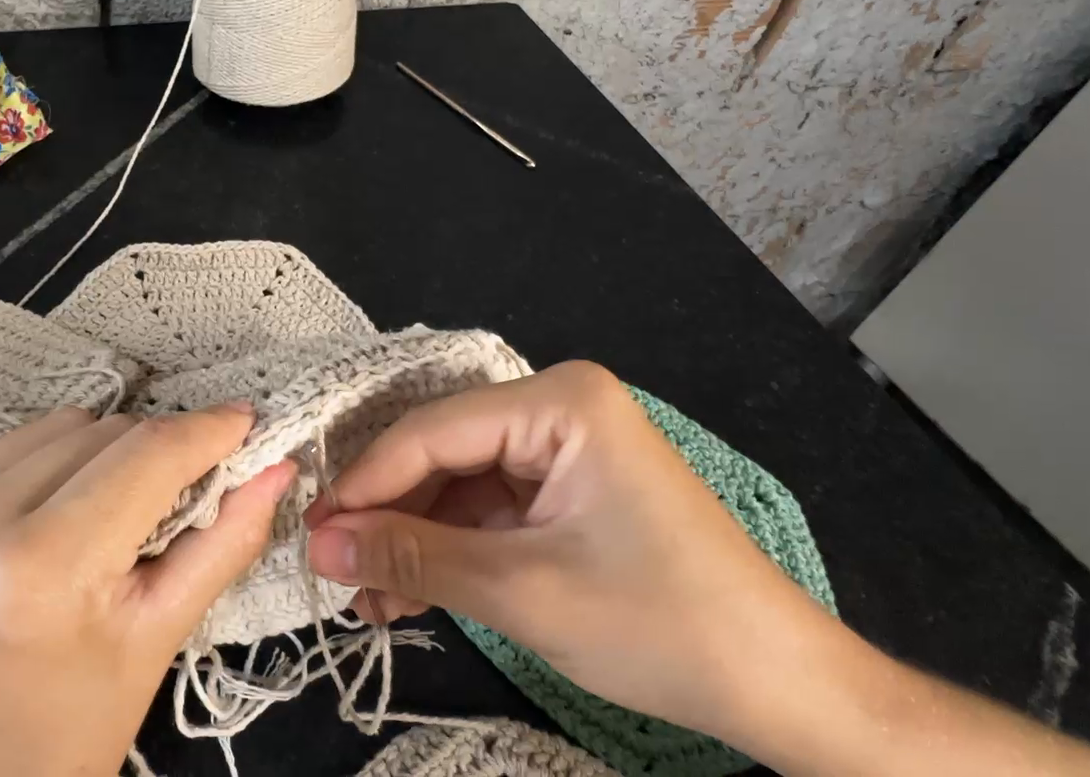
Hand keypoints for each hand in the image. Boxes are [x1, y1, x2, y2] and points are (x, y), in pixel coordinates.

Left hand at [0, 402, 295, 776]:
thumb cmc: (76, 726)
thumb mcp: (160, 635)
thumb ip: (227, 540)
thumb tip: (277, 467)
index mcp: (45, 567)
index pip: (146, 456)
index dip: (205, 430)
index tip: (244, 420)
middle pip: (103, 433)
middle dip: (154, 453)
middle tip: (177, 495)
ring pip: (54, 429)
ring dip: (99, 453)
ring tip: (108, 513)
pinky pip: (1, 451)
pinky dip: (44, 466)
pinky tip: (52, 515)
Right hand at [304, 362, 1089, 776]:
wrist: (780, 686)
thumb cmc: (659, 624)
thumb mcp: (520, 591)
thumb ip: (411, 557)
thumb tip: (317, 544)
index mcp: (558, 401)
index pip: (430, 432)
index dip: (364, 484)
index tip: (310, 534)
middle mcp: (555, 408)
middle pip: (441, 456)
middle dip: (389, 520)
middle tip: (335, 574)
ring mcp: (561, 450)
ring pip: (458, 488)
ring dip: (413, 544)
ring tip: (367, 601)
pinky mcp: (564, 491)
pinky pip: (487, 511)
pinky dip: (450, 553)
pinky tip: (408, 595)